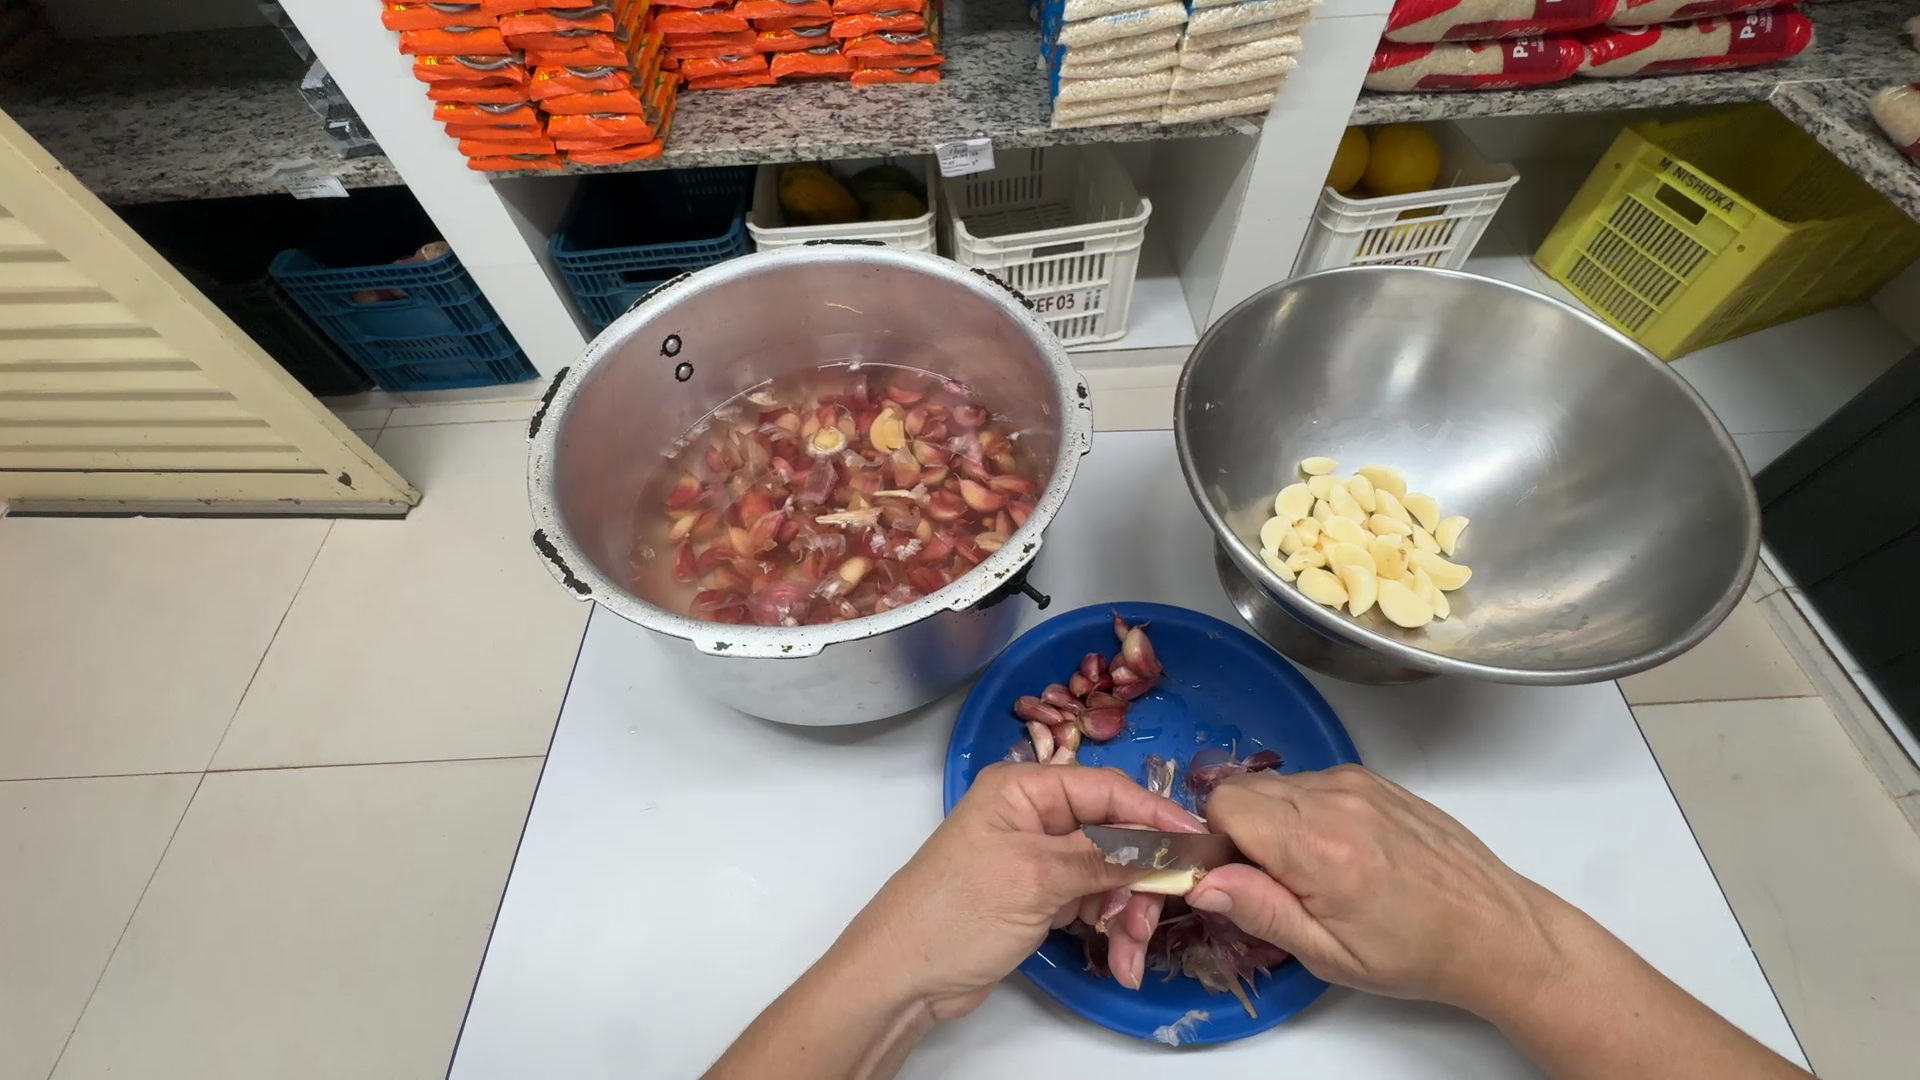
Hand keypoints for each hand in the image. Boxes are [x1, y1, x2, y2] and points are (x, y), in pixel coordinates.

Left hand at [834, 762, 1203, 1020]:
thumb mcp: (1035, 878)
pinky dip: (1107, 927)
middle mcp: (1034, 814)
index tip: (1199, 840)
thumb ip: (1102, 856)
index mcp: (1025, 788)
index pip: (1105, 789)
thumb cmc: (958, 912)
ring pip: (1108, 872)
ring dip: (1124, 913)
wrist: (904, 975)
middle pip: (1112, 834)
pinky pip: (1091, 900)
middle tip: (1148, 922)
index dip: (1155, 813)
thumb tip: (1164, 844)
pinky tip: (1115, 958)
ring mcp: (1038, 856)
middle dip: (1137, 880)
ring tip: (1125, 954)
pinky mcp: (1040, 893)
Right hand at [1186, 765, 1559, 1014]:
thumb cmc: (1413, 954)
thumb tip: (1200, 882)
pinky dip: (1303, 807)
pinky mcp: (1365, 775)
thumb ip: (1258, 910)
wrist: (1497, 931)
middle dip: (1240, 828)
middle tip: (1277, 876)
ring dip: (1272, 817)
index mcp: (1317, 847)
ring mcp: (1351, 781)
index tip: (1241, 875)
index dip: (1219, 841)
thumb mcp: (1329, 956)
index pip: (1223, 806)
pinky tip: (1338, 845)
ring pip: (1272, 784)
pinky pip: (1305, 781)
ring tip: (1313, 863)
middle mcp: (1331, 799)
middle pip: (1241, 789)